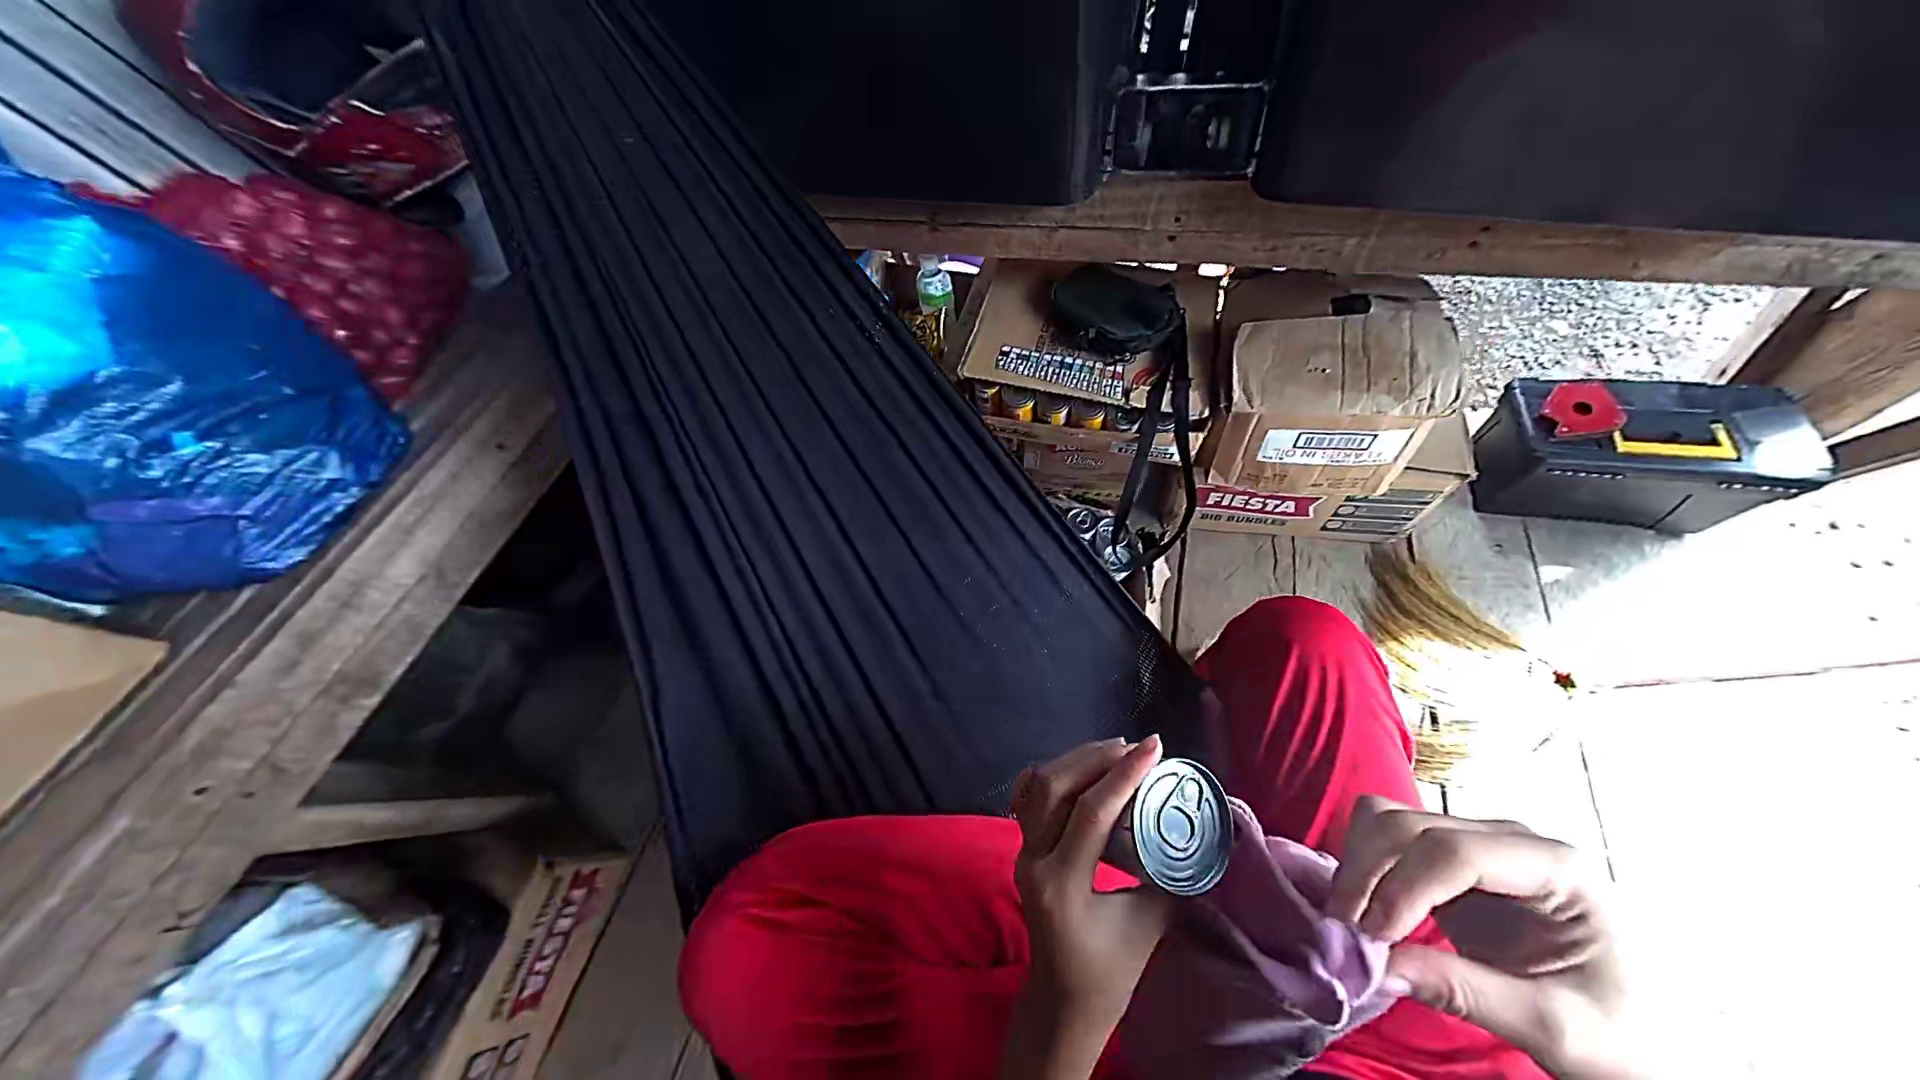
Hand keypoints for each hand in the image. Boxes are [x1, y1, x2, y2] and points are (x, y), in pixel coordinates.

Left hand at [999, 736, 1170, 1079]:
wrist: (1062, 1001)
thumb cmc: (1109, 972)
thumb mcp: (1149, 924)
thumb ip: (1166, 872)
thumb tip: (1195, 829)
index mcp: (1062, 883)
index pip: (1092, 811)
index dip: (1124, 774)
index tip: (1154, 747)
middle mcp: (1032, 861)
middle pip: (1056, 787)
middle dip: (1096, 758)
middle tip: (1134, 747)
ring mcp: (1021, 853)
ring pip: (1040, 787)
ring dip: (1077, 761)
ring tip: (1114, 750)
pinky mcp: (1022, 850)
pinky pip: (1031, 799)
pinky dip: (1055, 775)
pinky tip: (1079, 766)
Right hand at [1327, 796, 1642, 1079]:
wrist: (1652, 1042)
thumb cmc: (1627, 1040)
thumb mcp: (1558, 1030)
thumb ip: (1466, 993)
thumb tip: (1374, 967)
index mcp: (1556, 868)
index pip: (1453, 852)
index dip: (1400, 890)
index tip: (1371, 940)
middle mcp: (1510, 839)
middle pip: (1409, 827)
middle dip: (1368, 876)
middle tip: (1347, 935)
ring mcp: (1476, 843)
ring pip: (1387, 822)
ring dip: (1359, 867)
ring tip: (1354, 924)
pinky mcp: (1449, 861)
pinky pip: (1387, 839)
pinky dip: (1363, 865)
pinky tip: (1367, 909)